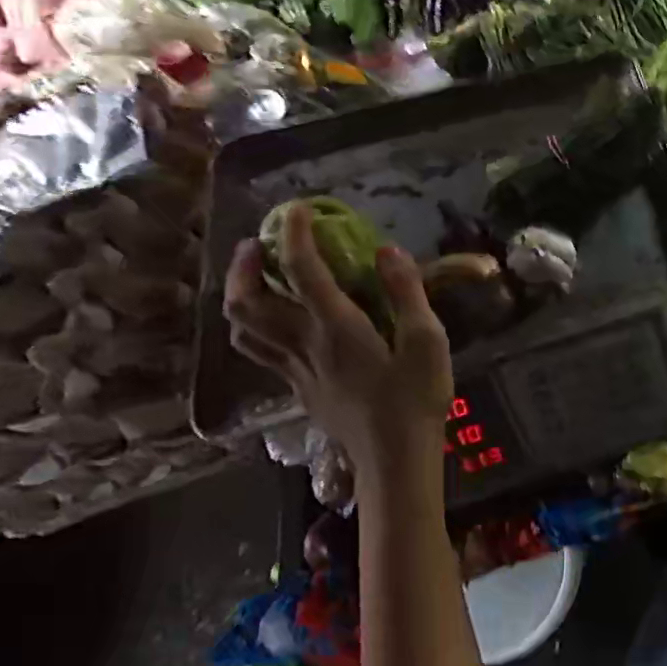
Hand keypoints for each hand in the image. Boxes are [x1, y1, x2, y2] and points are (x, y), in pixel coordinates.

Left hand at [224, 203, 453, 475]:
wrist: (394, 457)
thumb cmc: (416, 398)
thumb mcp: (427, 341)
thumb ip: (407, 293)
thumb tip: (386, 250)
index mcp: (336, 327)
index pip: (302, 268)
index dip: (294, 233)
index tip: (298, 208)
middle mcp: (304, 344)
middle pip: (248, 301)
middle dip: (244, 266)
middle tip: (257, 244)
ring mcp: (295, 370)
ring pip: (243, 329)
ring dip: (239, 296)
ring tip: (253, 278)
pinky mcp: (297, 389)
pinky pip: (258, 350)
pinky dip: (252, 326)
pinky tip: (272, 322)